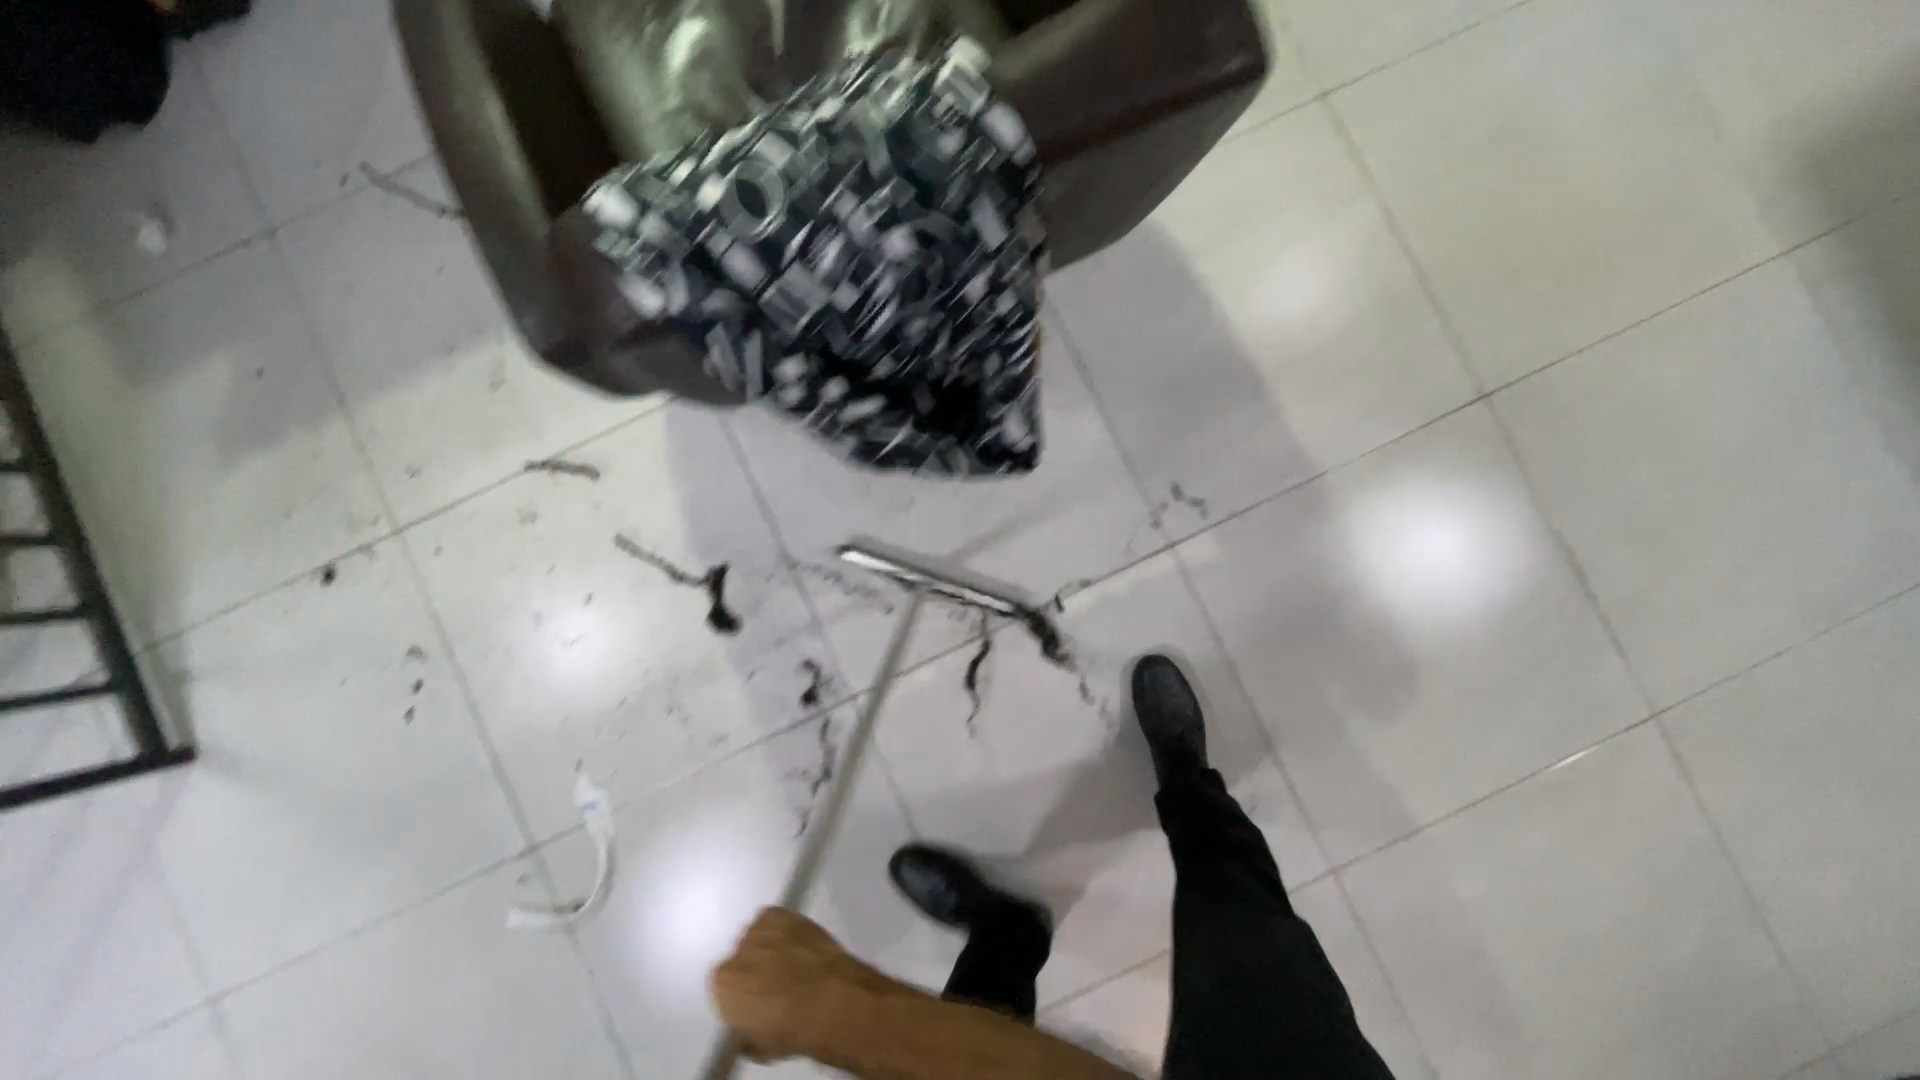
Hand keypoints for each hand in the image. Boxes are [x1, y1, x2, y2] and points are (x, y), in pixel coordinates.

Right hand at [710, 908, 873, 1062]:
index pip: (726, 986)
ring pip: (758, 938)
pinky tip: (798, 941)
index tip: (759, 1001)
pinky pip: (774, 919)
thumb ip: (746, 1033)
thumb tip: (750, 1030)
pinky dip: (784, 927)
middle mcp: (736, 954)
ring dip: (770, 947)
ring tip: (793, 960)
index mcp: (723, 986)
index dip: (744, 994)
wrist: (827, 998)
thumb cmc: (792, 1029)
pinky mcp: (780, 914)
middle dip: (756, 969)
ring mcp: (758, 930)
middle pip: (742, 959)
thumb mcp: (760, 1047)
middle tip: (777, 982)